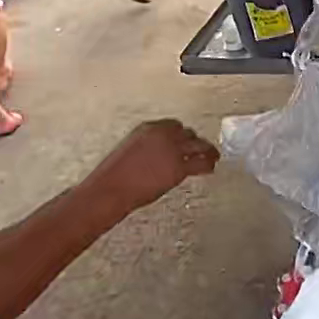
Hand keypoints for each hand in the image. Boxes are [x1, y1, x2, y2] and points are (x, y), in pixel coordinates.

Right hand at [86, 120, 219, 216]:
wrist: (106, 193)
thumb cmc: (110, 178)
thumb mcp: (128, 150)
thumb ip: (147, 146)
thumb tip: (158, 153)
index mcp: (148, 128)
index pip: (174, 126)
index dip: (181, 134)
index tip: (184, 139)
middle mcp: (164, 134)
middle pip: (188, 134)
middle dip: (192, 142)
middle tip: (197, 149)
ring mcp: (173, 150)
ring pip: (198, 145)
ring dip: (206, 150)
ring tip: (212, 155)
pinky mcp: (179, 167)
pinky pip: (200, 162)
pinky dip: (208, 164)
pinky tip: (210, 167)